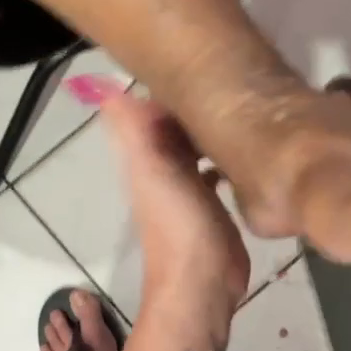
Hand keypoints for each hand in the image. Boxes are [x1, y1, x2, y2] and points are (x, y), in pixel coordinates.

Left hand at [90, 83, 250, 307]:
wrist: (201, 286)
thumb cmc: (180, 230)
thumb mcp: (155, 175)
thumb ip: (137, 134)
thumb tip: (110, 90)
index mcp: (146, 161)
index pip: (150, 113)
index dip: (166, 90)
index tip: (196, 64)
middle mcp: (162, 172)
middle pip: (173, 129)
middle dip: (189, 108)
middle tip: (227, 83)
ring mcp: (187, 191)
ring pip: (192, 149)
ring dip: (206, 132)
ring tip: (237, 109)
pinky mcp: (211, 209)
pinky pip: (213, 172)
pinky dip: (221, 158)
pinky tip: (241, 151)